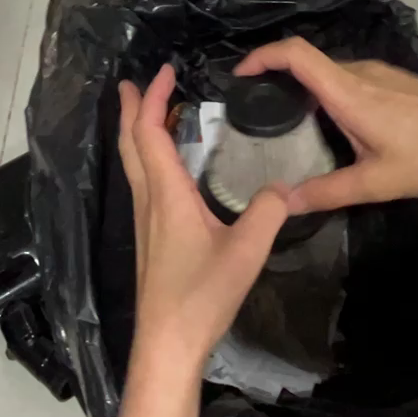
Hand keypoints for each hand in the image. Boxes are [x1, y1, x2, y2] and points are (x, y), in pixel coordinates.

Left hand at [117, 65, 288, 370]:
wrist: (167, 344)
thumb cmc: (201, 297)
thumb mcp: (246, 253)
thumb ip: (268, 213)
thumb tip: (286, 186)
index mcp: (166, 195)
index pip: (150, 133)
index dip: (153, 98)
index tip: (164, 71)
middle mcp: (148, 201)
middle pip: (131, 143)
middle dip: (130, 108)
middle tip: (132, 82)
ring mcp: (144, 220)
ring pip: (133, 163)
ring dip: (136, 132)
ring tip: (145, 113)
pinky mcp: (149, 237)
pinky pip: (141, 181)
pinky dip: (146, 157)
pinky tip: (162, 166)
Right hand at [234, 37, 417, 210]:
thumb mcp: (376, 182)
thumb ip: (325, 192)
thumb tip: (282, 203)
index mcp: (348, 91)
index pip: (295, 53)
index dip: (261, 56)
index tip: (239, 76)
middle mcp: (361, 73)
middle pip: (307, 61)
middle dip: (276, 77)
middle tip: (258, 109)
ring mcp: (382, 74)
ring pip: (330, 71)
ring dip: (304, 86)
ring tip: (290, 120)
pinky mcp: (396, 81)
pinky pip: (350, 78)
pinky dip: (328, 91)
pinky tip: (334, 124)